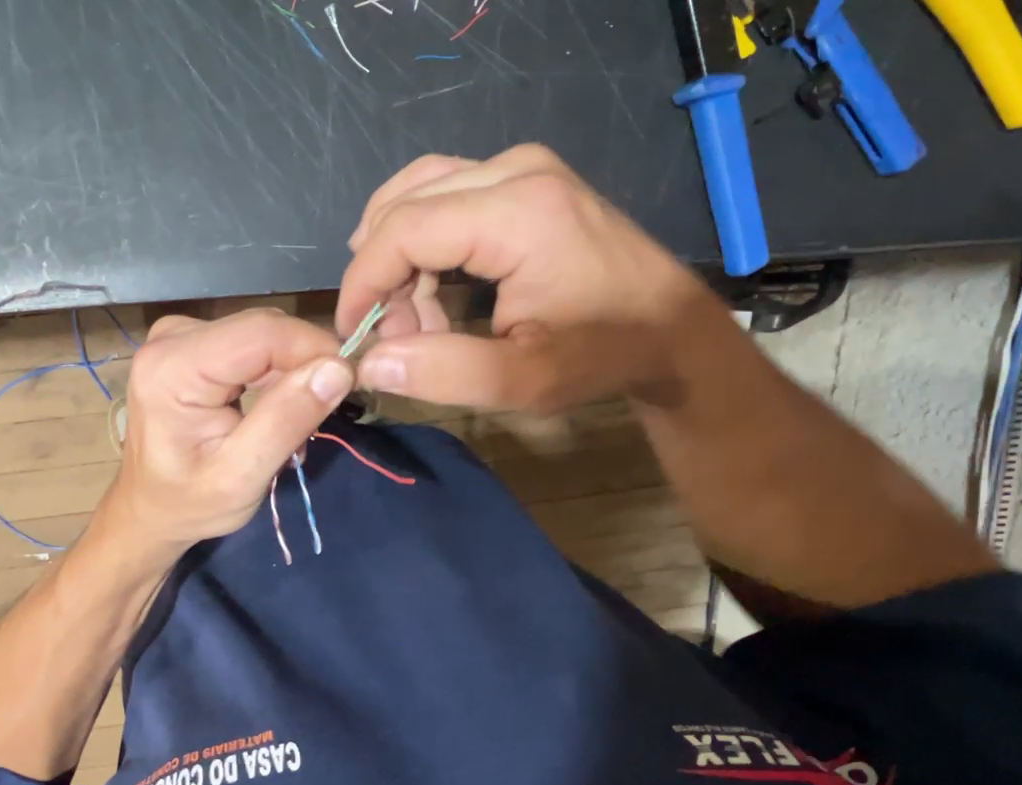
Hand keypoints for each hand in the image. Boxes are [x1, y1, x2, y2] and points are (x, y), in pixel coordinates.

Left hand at [93, 310, 354, 559]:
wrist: (149, 509)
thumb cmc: (189, 503)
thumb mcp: (241, 477)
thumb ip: (286, 421)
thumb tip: (338, 369)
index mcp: (172, 368)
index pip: (263, 332)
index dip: (314, 350)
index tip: (350, 385)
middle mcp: (171, 338)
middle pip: (264, 330)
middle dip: (304, 366)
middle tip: (320, 418)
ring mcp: (179, 336)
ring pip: (263, 336)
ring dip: (291, 375)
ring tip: (296, 426)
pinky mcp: (192, 344)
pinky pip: (251, 345)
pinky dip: (274, 375)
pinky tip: (276, 413)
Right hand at [337, 144, 730, 411]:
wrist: (668, 328)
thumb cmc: (601, 355)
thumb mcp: (524, 380)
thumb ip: (444, 372)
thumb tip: (369, 362)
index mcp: (517, 212)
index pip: (402, 229)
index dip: (362, 283)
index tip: (353, 334)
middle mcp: (515, 170)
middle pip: (404, 205)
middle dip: (381, 275)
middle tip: (394, 337)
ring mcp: (520, 166)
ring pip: (418, 194)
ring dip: (399, 259)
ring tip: (416, 320)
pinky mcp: (523, 177)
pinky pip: (444, 196)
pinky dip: (423, 246)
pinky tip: (435, 296)